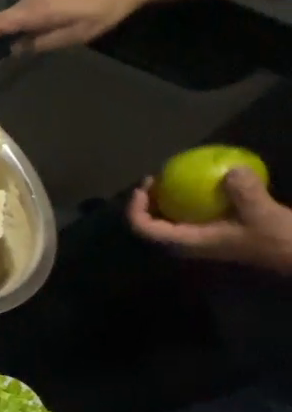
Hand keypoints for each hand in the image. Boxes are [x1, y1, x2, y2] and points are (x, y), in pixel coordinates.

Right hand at [0, 0, 150, 57]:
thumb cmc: (102, 9)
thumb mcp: (72, 35)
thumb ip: (38, 44)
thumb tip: (14, 50)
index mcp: (29, 13)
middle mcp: (25, 5)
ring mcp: (34, 2)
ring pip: (1, 21)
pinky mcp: (42, 2)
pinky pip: (12, 18)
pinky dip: (0, 31)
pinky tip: (2, 43)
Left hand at [129, 169, 291, 273]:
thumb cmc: (276, 238)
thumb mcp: (261, 213)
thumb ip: (245, 192)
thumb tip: (232, 170)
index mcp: (184, 241)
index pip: (143, 227)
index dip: (135, 208)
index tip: (144, 187)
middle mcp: (183, 241)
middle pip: (149, 222)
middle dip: (146, 201)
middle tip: (155, 179)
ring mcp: (196, 237)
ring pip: (167, 219)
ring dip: (164, 201)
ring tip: (169, 179)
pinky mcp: (210, 232)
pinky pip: (188, 215)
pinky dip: (186, 201)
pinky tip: (198, 185)